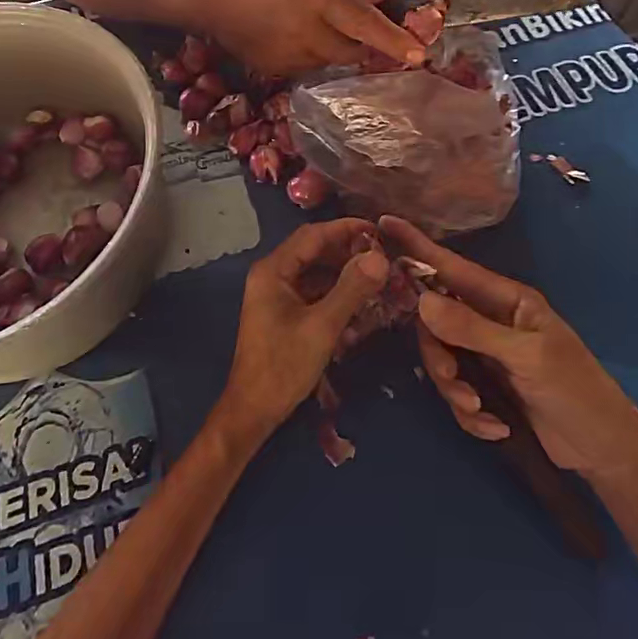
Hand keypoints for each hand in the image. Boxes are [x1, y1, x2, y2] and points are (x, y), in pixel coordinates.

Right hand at [189, 0, 424, 75]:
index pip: (364, 23)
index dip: (393, 40)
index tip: (420, 55)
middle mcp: (306, 32)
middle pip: (351, 52)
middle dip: (363, 46)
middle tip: (357, 31)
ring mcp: (287, 55)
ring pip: (328, 62)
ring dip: (332, 48)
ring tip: (309, 24)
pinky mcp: (272, 69)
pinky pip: (304, 68)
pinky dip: (308, 55)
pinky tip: (289, 34)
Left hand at [214, 220, 391, 444]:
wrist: (253, 409)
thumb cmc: (283, 365)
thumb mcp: (322, 326)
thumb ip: (351, 289)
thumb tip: (379, 256)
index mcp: (273, 270)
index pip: (312, 235)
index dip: (345, 229)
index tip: (378, 230)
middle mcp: (271, 275)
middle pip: (313, 252)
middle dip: (347, 252)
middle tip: (383, 256)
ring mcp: (275, 294)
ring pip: (315, 273)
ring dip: (343, 274)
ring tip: (378, 277)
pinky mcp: (282, 312)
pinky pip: (312, 292)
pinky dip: (334, 294)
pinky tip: (360, 303)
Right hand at [379, 217, 637, 476]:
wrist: (607, 452)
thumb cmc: (577, 392)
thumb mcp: (526, 358)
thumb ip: (472, 328)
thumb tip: (421, 299)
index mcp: (505, 299)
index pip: (452, 266)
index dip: (417, 245)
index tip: (383, 223)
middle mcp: (490, 319)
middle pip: (435, 320)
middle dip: (438, 354)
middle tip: (453, 380)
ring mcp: (485, 352)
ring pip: (441, 357)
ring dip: (453, 388)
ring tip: (479, 410)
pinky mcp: (485, 384)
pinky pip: (454, 389)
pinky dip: (469, 412)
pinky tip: (495, 427)